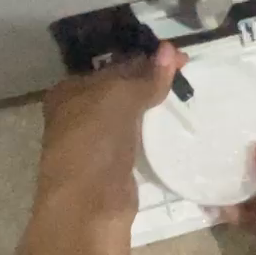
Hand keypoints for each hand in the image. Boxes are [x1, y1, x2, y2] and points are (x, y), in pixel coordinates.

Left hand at [36, 43, 185, 217]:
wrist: (87, 204)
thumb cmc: (94, 141)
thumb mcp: (119, 99)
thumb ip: (145, 77)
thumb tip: (170, 50)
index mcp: (69, 91)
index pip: (113, 65)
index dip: (144, 58)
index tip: (177, 56)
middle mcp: (77, 114)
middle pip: (119, 88)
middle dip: (149, 78)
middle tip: (186, 71)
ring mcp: (94, 141)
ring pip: (128, 113)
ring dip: (151, 103)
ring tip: (183, 93)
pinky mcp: (112, 165)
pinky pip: (134, 137)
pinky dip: (150, 129)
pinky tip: (169, 124)